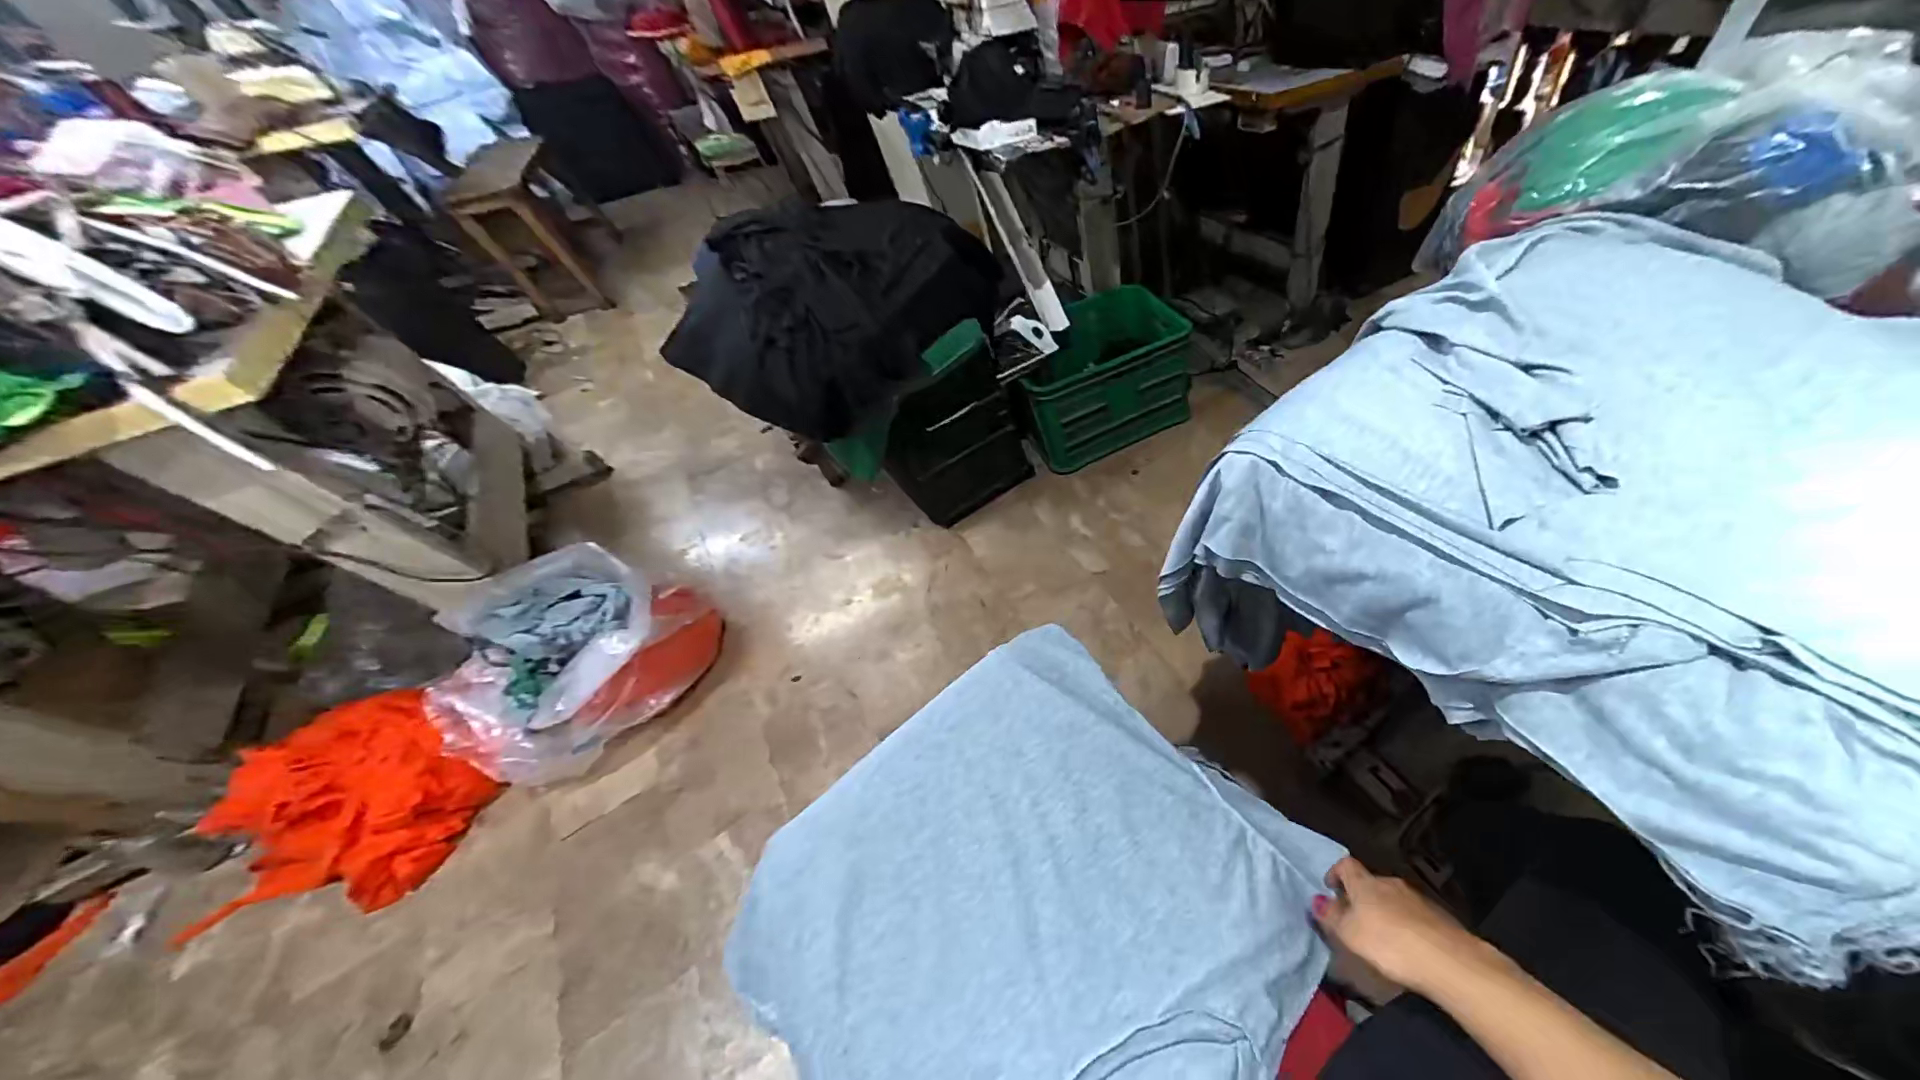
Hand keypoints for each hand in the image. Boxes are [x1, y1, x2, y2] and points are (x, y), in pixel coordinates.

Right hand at [1311, 857, 1502, 997]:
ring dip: (1385, 910)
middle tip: (1356, 917)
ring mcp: (1419, 899)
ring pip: (1394, 898)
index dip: (1335, 873)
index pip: (1345, 865)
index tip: (1331, 888)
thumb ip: (1331, 916)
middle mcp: (1390, 883)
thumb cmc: (1389, 944)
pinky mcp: (1442, 917)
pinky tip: (1409, 945)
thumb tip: (1316, 900)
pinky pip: (1415, 914)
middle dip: (1362, 896)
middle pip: (1371, 882)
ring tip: (1383, 934)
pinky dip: (1407, 924)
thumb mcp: (1350, 934)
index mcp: (1365, 883)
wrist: (1451, 962)